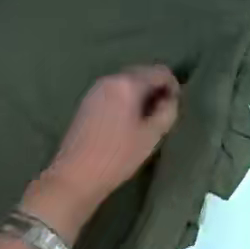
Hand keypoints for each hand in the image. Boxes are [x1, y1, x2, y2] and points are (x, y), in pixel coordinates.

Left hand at [23, 66, 179, 241]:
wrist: (74, 177)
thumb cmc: (117, 156)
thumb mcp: (151, 136)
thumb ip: (167, 112)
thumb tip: (170, 100)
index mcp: (128, 83)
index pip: (160, 71)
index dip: (173, 86)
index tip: (175, 107)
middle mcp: (111, 79)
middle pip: (142, 73)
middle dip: (156, 88)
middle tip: (162, 113)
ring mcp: (96, 89)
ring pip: (127, 82)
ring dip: (141, 94)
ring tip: (146, 119)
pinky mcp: (87, 101)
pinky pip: (114, 91)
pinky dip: (126, 98)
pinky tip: (126, 121)